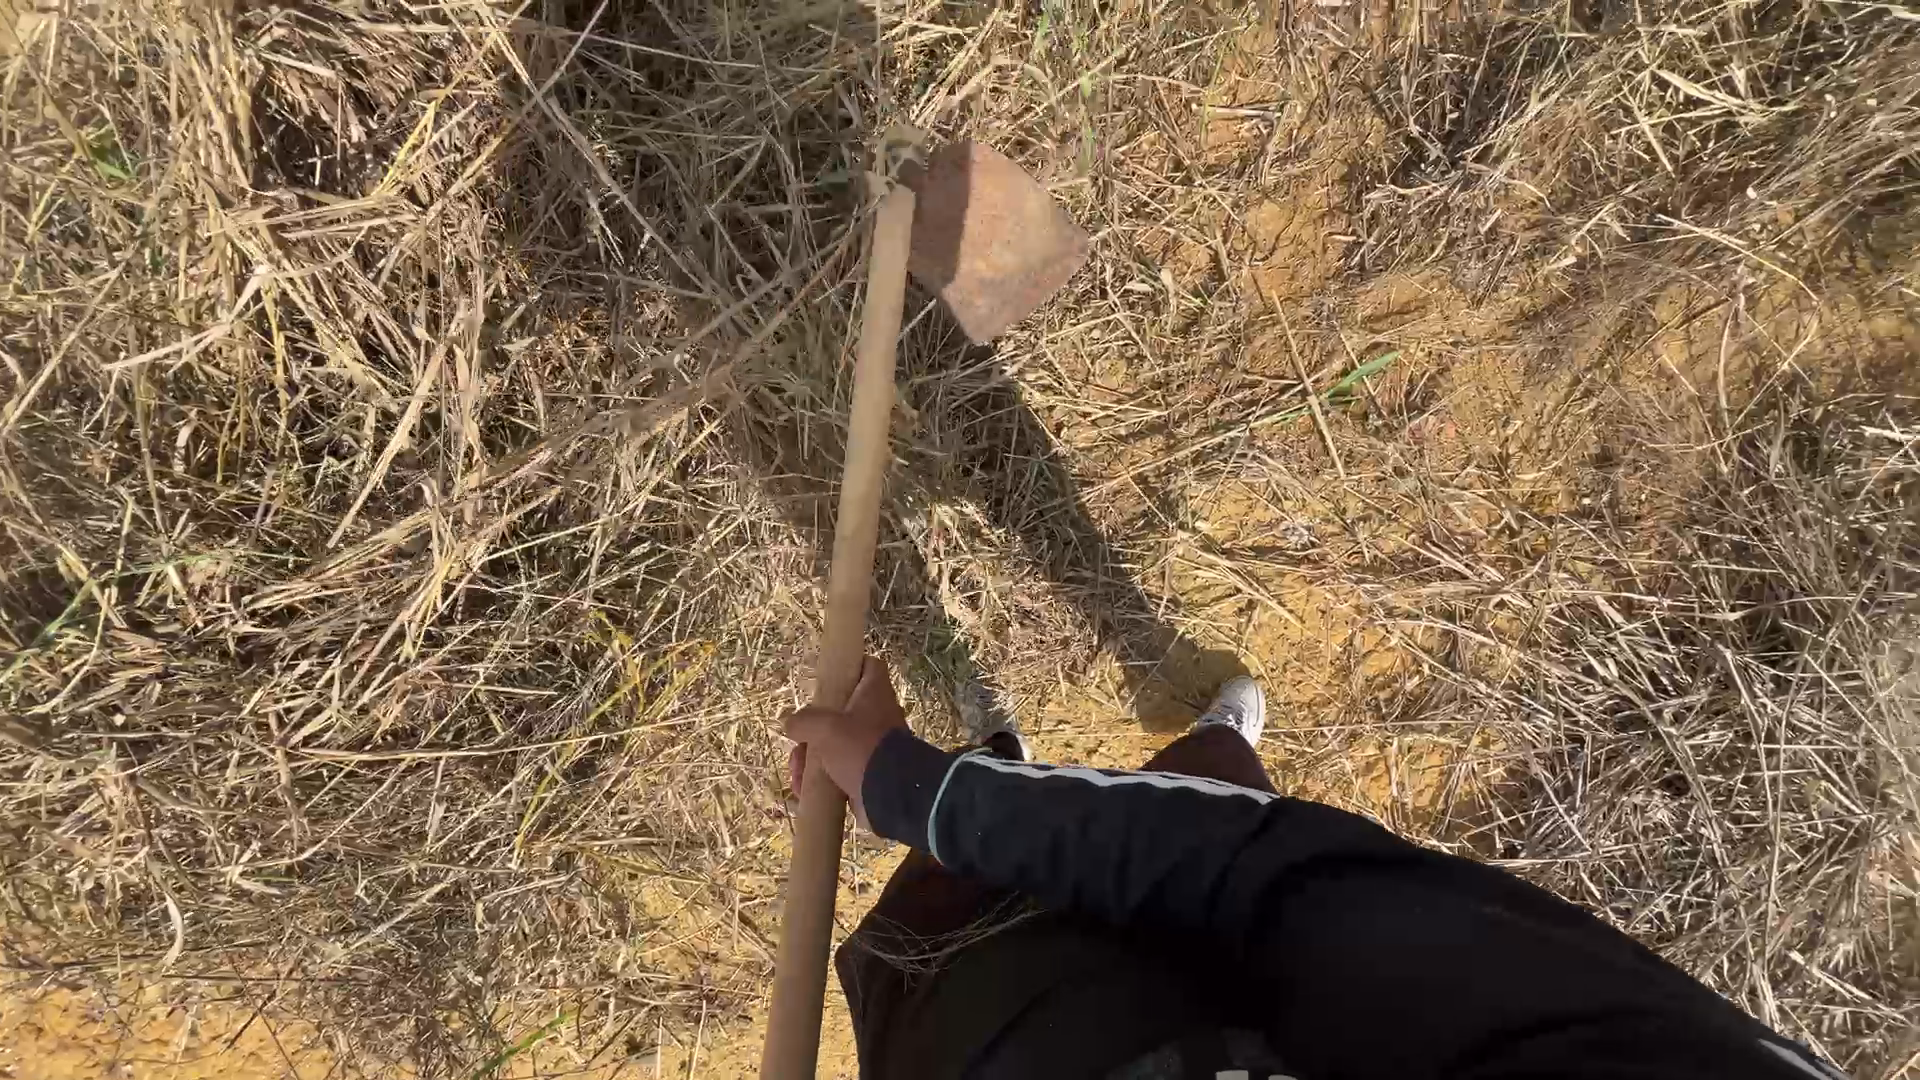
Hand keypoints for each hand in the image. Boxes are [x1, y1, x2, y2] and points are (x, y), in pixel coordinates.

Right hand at [784, 656, 906, 829]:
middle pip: (840, 710)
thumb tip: (790, 722)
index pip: (868, 666)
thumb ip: (804, 720)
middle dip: (812, 729)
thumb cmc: (862, 748)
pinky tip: (802, 788)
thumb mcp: (826, 728)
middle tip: (798, 741)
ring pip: (834, 743)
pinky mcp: (867, 772)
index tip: (827, 678)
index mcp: (874, 693)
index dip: (850, 666)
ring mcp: (872, 745)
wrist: (891, 796)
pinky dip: (820, 778)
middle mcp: (876, 715)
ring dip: (810, 758)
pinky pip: (837, 769)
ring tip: (798, 773)